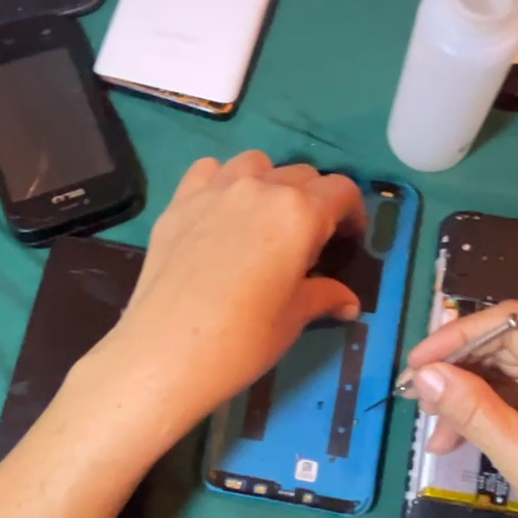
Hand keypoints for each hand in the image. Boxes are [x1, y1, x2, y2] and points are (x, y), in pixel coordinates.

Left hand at [90, 150, 366, 428]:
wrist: (166, 352)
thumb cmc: (242, 341)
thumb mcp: (293, 319)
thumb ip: (324, 296)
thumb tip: (349, 301)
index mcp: (299, 214)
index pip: (341, 191)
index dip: (352, 214)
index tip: (347, 240)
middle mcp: (260, 188)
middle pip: (301, 176)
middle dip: (314, 202)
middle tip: (308, 243)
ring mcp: (215, 190)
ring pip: (255, 165)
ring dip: (270, 184)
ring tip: (265, 221)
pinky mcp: (179, 202)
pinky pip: (209, 171)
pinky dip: (223, 182)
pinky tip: (221, 214)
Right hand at [405, 301, 517, 517]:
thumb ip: (475, 413)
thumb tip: (425, 376)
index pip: (515, 324)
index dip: (460, 336)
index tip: (417, 364)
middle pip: (509, 345)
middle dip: (458, 370)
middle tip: (414, 397)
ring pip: (508, 371)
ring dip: (467, 396)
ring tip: (431, 428)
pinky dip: (486, 414)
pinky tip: (454, 438)